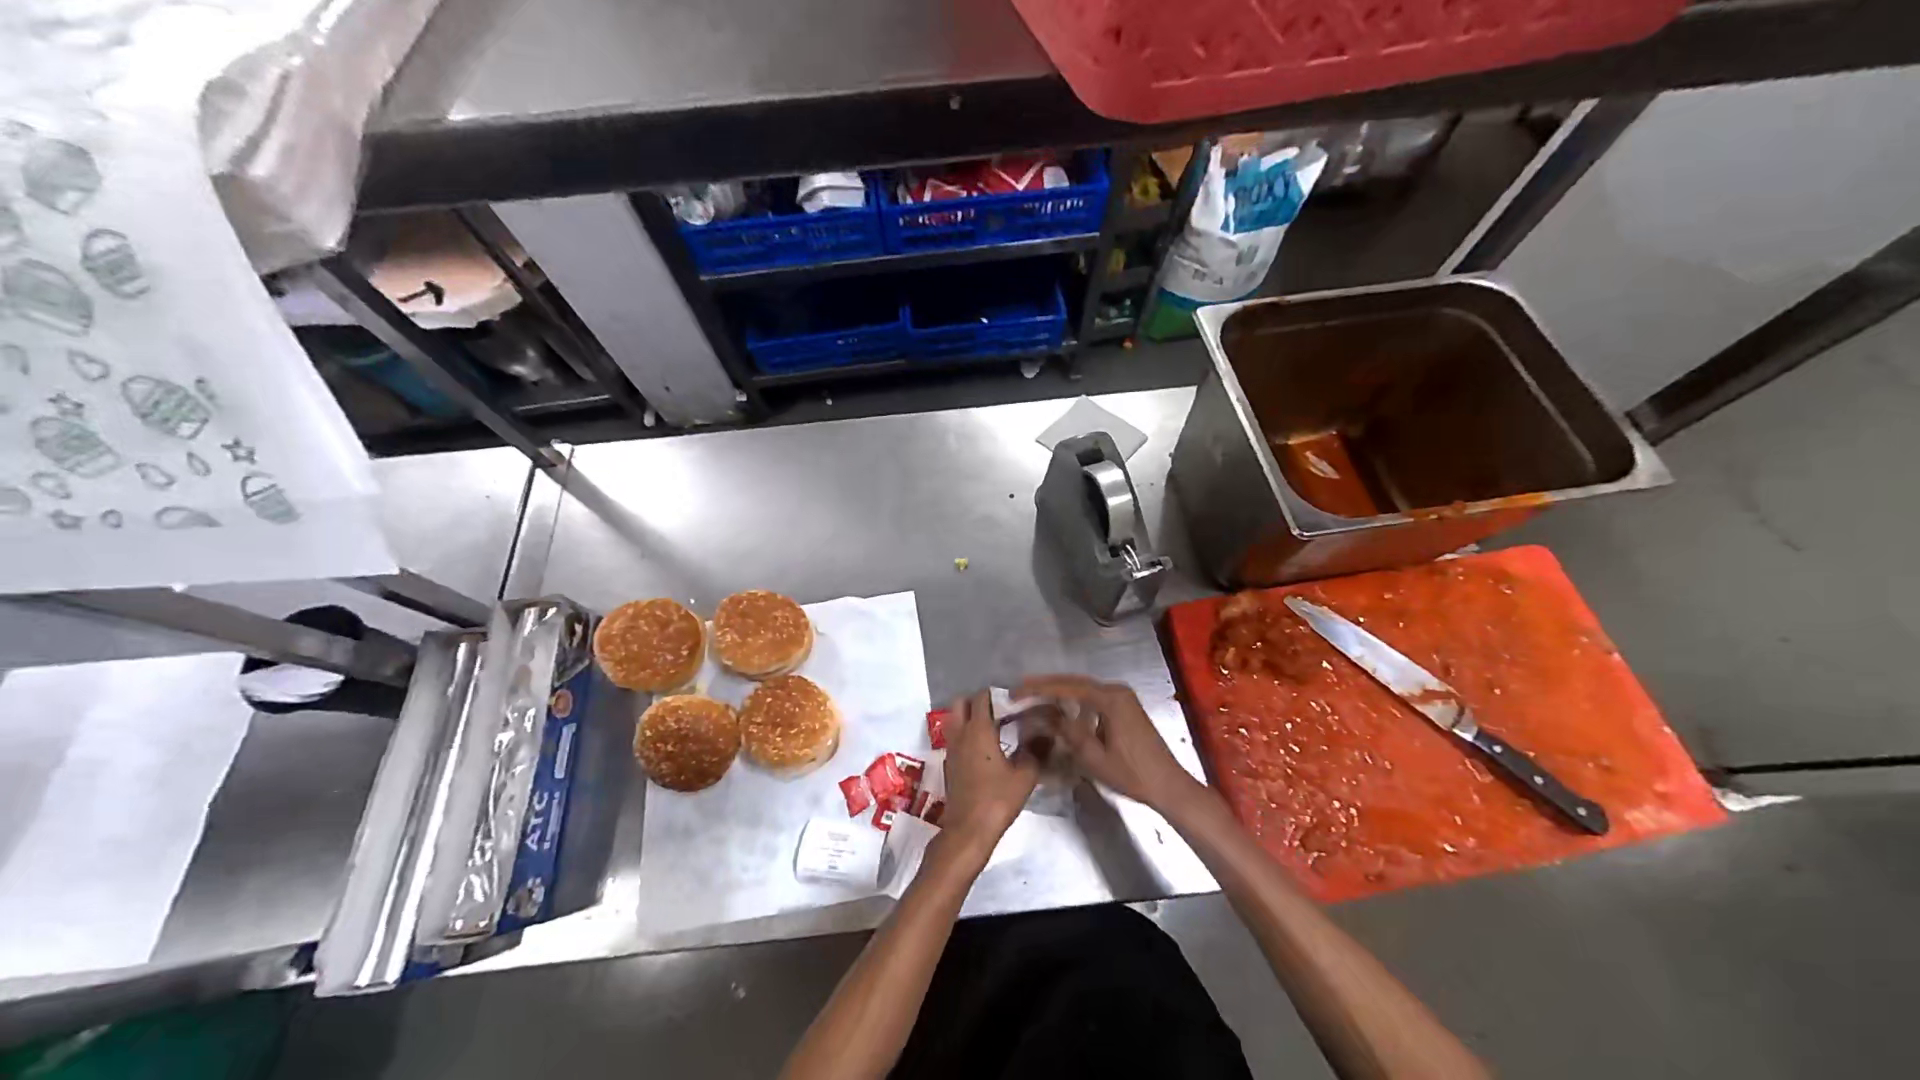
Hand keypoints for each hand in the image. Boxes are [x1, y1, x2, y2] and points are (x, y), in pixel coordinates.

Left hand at [938, 690, 1040, 848]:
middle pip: (961, 703)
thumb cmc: (998, 799)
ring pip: (955, 719)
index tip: (1015, 700)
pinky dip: (966, 734)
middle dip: (978, 701)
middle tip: (1000, 711)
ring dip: (969, 717)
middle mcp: (960, 733)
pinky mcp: (949, 763)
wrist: (969, 829)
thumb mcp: (1025, 775)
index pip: (983, 697)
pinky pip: (955, 736)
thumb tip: (1044, 735)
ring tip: (993, 728)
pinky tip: (985, 748)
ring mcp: (951, 748)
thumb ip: (1035, 751)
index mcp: (978, 729)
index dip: (998, 694)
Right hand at [1015, 675, 1200, 812]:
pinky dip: (1074, 700)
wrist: (1168, 785)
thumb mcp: (1093, 756)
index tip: (1017, 690)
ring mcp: (1123, 698)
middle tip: (1020, 689)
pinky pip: (1093, 698)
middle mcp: (1117, 691)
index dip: (1039, 689)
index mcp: (1111, 699)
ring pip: (1084, 689)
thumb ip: (1068, 731)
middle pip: (1075, 683)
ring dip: (1059, 692)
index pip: (1068, 688)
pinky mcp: (1125, 708)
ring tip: (1034, 696)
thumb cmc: (1132, 774)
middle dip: (1046, 686)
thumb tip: (1043, 715)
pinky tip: (1060, 707)